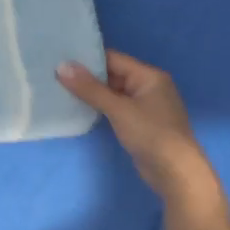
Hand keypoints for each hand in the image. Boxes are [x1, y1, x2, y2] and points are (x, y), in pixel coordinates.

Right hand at [57, 51, 214, 201]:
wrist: (174, 170)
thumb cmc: (150, 133)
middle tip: (55, 76)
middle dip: (87, 77)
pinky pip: (116, 109)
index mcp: (149, 76)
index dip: (88, 59)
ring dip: (91, 94)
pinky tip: (80, 111)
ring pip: (113, 93)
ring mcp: (144, 106)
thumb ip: (90, 89)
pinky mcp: (138, 124)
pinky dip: (99, 108)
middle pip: (113, 75)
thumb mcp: (118, 108)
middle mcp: (148, 86)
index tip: (61, 60)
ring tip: (61, 91)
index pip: (114, 59)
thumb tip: (62, 67)